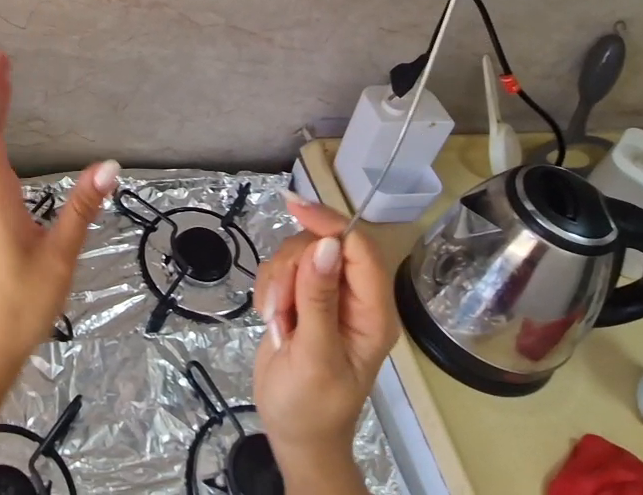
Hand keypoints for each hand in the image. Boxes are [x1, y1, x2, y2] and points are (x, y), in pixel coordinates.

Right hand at [252, 193, 397, 486]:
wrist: (293, 435)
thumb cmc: (311, 406)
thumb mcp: (314, 356)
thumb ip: (319, 299)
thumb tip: (326, 244)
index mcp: (373, 312)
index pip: (358, 248)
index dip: (328, 223)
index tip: (292, 206)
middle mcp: (354, 297)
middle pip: (321, 245)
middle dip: (292, 268)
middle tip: (280, 307)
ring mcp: (327, 296)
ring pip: (297, 254)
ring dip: (277, 282)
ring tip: (277, 322)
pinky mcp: (302, 298)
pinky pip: (281, 269)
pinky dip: (268, 288)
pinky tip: (271, 319)